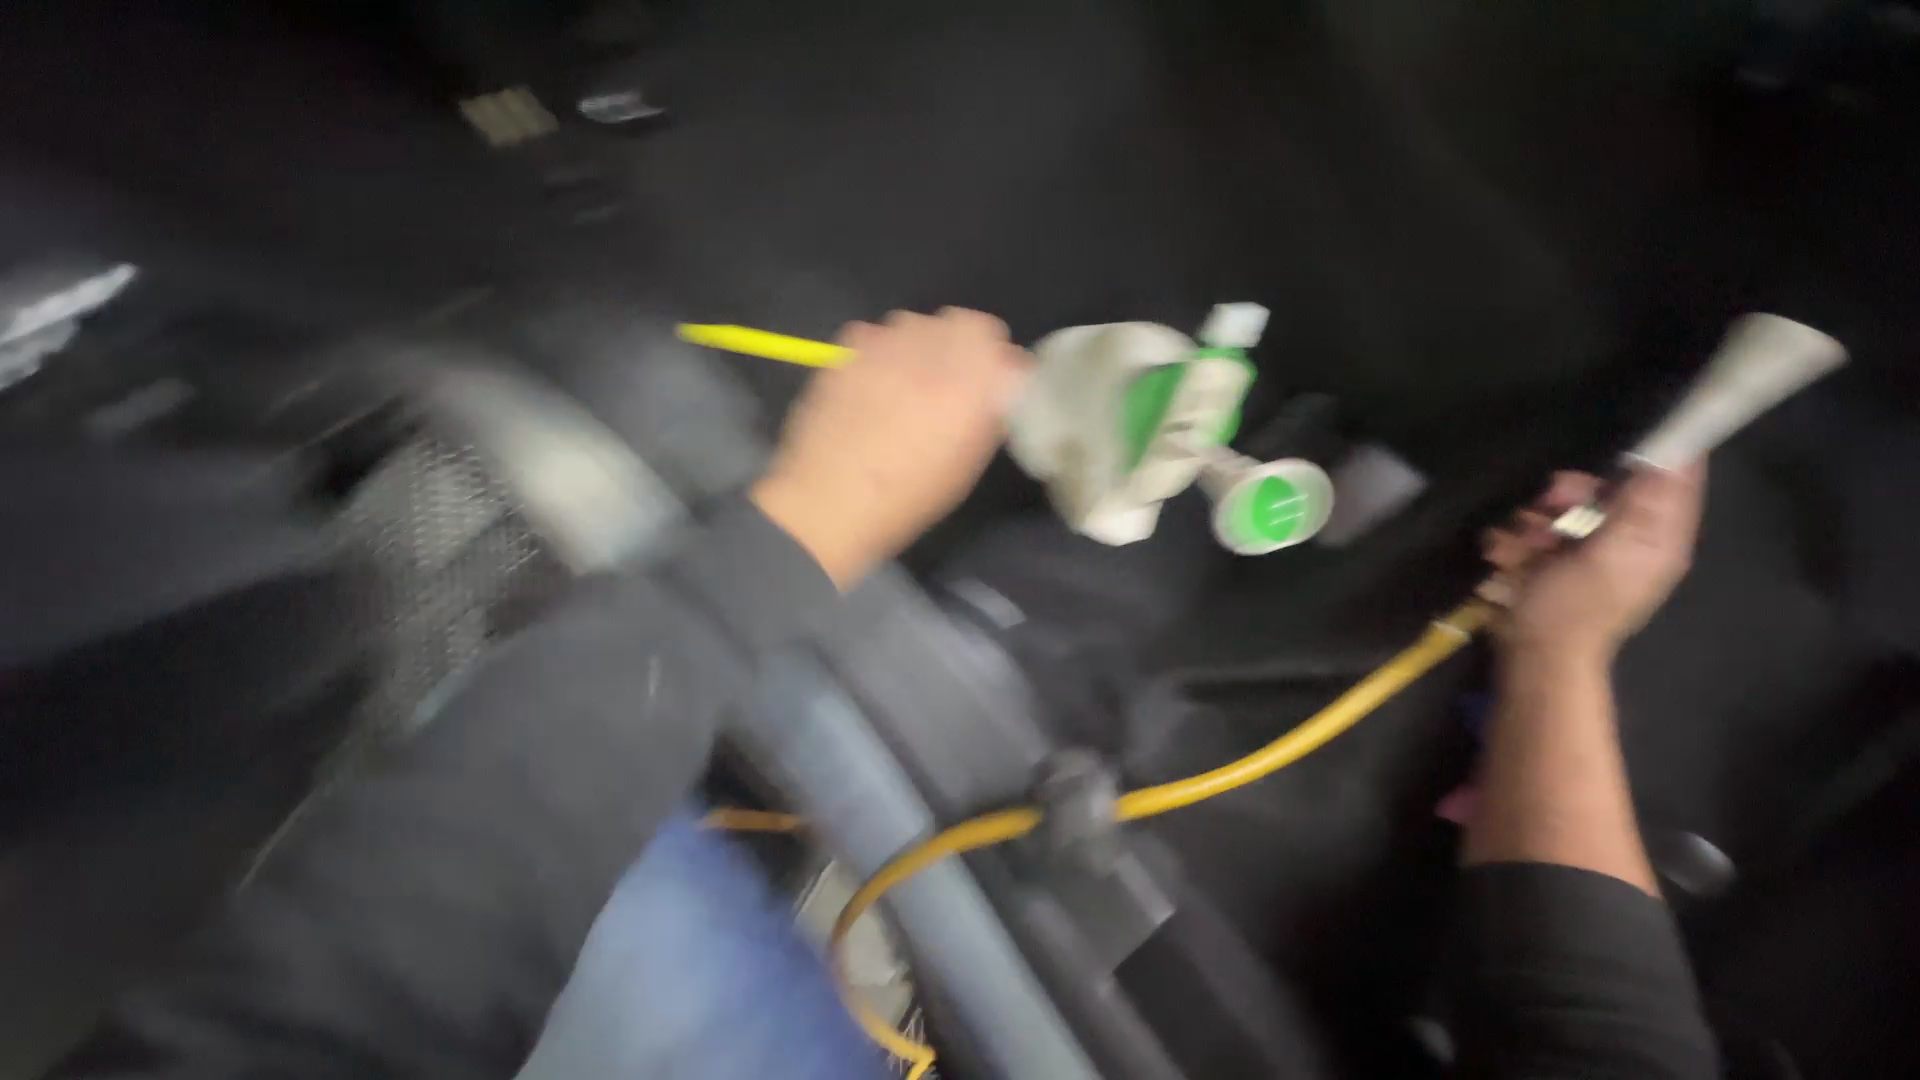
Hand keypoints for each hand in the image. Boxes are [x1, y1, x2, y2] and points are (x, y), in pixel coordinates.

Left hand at [751, 308, 1028, 588]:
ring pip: (916, 323)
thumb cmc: (909, 497)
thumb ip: (988, 413)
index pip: (998, 341)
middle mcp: (932, 351)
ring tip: (907, 385)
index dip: (995, 362)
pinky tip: (872, 386)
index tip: (988, 385)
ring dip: (920, 346)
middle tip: (948, 384)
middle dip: (960, 347)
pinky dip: (881, 352)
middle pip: (960, 323)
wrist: (831, 502)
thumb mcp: (967, 463)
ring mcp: (885, 344)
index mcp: (971, 383)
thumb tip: (999, 385)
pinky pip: (876, 334)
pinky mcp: (847, 348)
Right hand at [1482, 462, 1705, 661]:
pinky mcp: (1552, 561)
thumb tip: (1673, 457)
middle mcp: (1630, 539)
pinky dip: (1517, 538)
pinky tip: (1508, 554)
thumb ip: (1639, 506)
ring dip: (1533, 518)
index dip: (1658, 453)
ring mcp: (1588, 551)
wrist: (1533, 654)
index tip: (1622, 445)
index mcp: (1658, 538)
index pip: (1677, 479)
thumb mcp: (1610, 553)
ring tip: (1519, 542)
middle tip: (1548, 502)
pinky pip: (1536, 531)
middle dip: (1569, 492)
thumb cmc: (1572, 606)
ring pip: (1563, 508)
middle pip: (1606, 489)